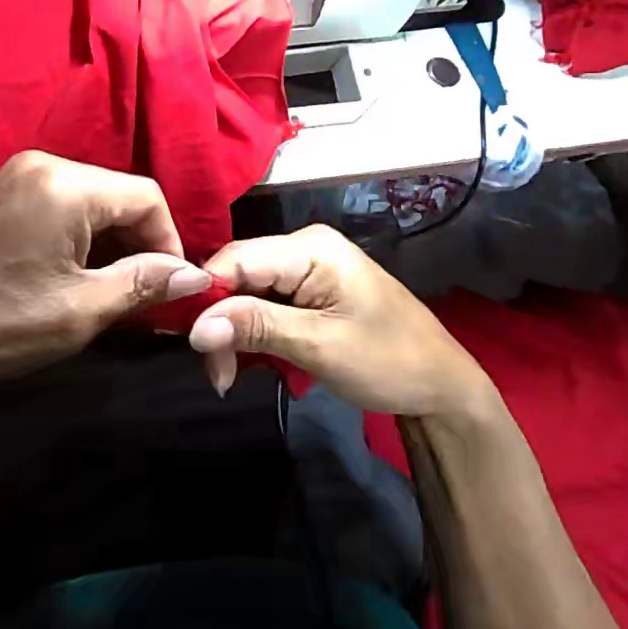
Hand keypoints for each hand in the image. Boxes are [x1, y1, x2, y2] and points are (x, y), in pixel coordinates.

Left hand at [0, 152, 211, 403]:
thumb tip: (196, 275)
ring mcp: (18, 174)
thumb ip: (144, 285)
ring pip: (94, 200)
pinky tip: (72, 271)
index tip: (169, 286)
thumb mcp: (78, 312)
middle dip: (139, 243)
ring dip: (111, 241)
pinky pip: (64, 203)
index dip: (169, 241)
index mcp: (65, 184)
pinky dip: (82, 236)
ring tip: (108, 287)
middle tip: (140, 293)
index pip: (148, 197)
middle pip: (121, 195)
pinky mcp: (1, 191)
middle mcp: (45, 164)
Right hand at [186, 225, 494, 419]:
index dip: (204, 297)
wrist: (439, 381)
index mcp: (310, 247)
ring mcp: (311, 267)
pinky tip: (250, 360)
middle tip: (219, 375)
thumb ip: (257, 326)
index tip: (188, 346)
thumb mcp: (318, 345)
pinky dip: (254, 331)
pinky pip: (268, 302)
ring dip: (234, 332)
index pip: (236, 258)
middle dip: (220, 321)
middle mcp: (306, 247)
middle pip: (239, 273)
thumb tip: (195, 326)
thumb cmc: (386, 359)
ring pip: (249, 291)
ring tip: (232, 375)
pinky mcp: (313, 289)